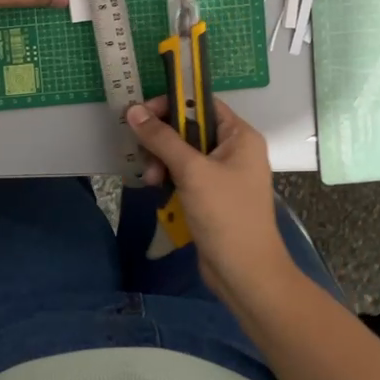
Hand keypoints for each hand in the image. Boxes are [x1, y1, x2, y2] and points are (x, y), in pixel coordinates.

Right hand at [127, 97, 292, 295]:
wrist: (247, 275)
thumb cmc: (226, 215)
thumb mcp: (191, 171)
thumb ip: (161, 138)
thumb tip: (133, 110)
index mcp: (239, 136)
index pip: (201, 103)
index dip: (171, 103)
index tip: (143, 115)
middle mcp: (233, 150)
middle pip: (188, 127)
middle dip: (162, 140)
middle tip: (145, 155)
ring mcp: (223, 174)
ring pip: (182, 152)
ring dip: (162, 161)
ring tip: (151, 181)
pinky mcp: (212, 196)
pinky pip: (184, 174)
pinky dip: (168, 177)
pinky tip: (157, 189)